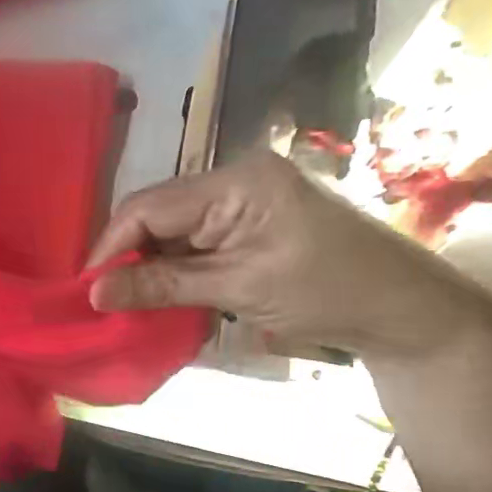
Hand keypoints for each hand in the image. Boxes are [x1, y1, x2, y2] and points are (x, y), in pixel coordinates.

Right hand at [87, 151, 491, 361]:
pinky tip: (158, 291)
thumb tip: (93, 293)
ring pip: (170, 227)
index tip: (86, 289)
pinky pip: (192, 239)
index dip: (110, 246)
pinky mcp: (248, 222)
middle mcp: (234, 179)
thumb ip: (161, 286)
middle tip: (101, 298)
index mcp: (236, 181)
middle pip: (155, 212)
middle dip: (125, 255)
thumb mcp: (238, 290)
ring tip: (124, 299)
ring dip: (147, 263)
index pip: (149, 206)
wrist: (406, 312)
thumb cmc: (328, 294)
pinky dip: (172, 266)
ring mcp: (242, 199)